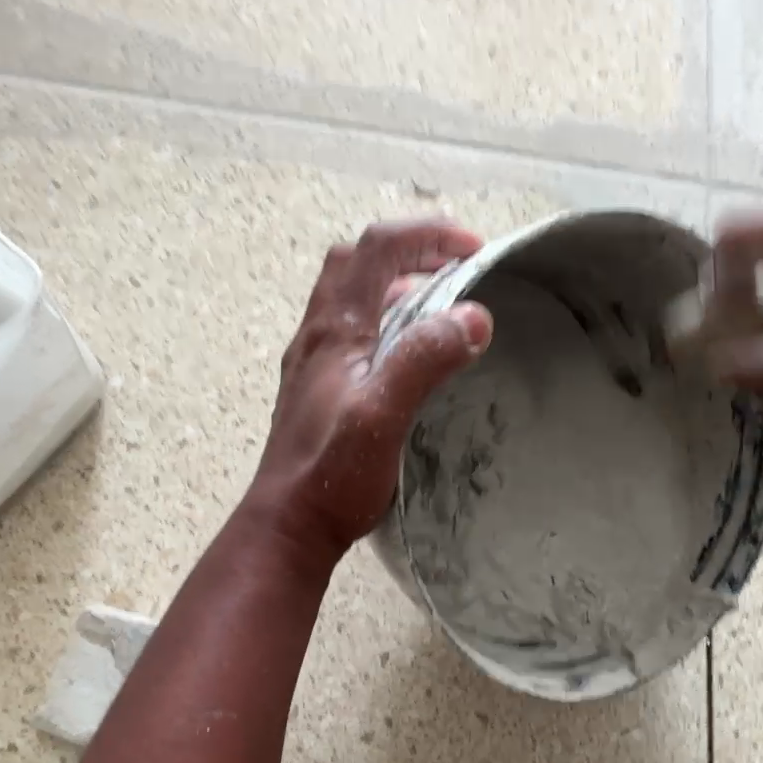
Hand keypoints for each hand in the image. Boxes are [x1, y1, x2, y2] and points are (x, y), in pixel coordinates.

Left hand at [245, 218, 493, 565]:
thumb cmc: (333, 475)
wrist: (288, 526)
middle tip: (455, 268)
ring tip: (439, 305)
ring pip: (352, 297)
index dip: (427, 236)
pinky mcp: (319, 391)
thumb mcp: (384, 414)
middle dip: (409, 251)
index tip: (474, 250)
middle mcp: (319, 336)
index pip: (377, 250)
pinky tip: (406, 356)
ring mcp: (314, 363)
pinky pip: (352, 332)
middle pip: (358, 263)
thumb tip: (473, 316)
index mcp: (335, 330)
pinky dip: (386, 321)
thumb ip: (425, 360)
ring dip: (396, 285)